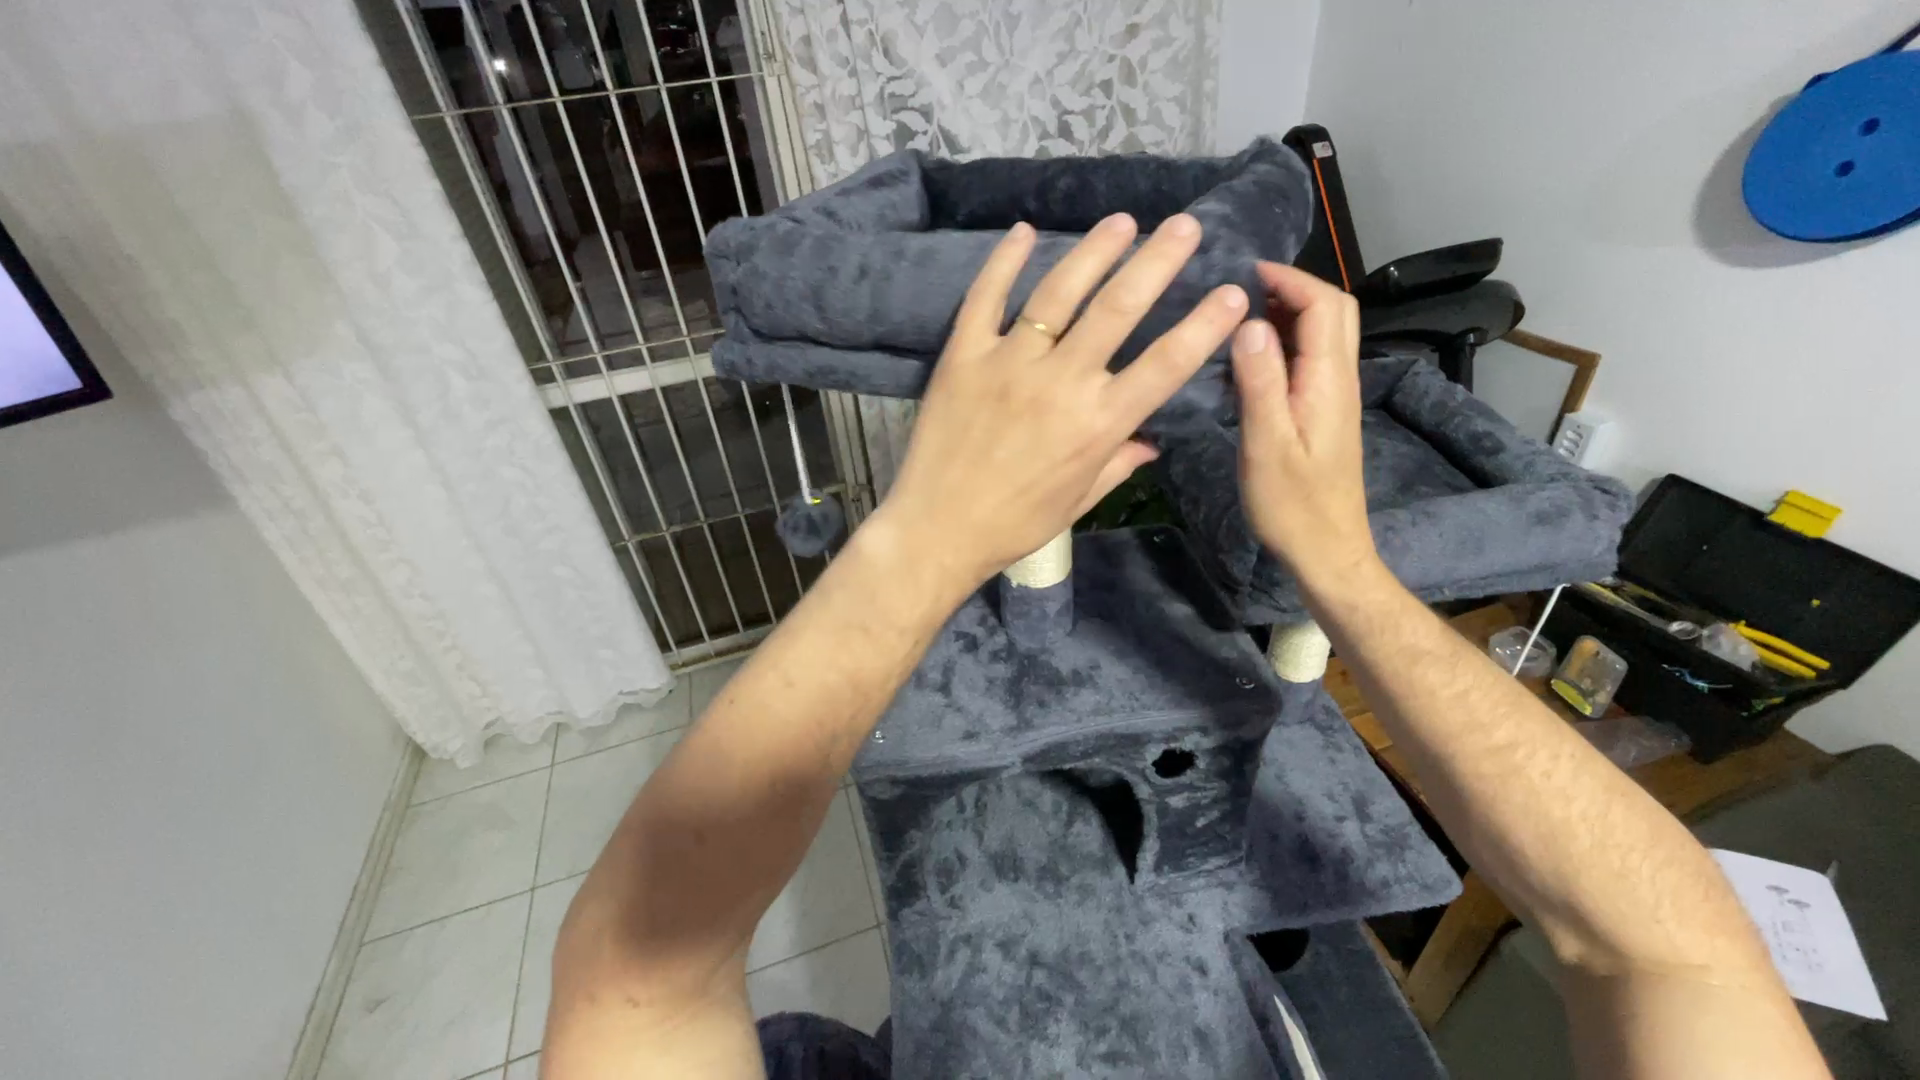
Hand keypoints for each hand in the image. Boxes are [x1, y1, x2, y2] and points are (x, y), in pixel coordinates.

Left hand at [872, 212, 1248, 587]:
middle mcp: (1061, 383)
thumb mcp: (1078, 503)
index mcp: (1098, 424)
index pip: (1166, 364)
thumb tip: (1150, 441)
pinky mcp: (964, 356)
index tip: (1232, 293)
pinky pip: (986, 299)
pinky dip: (1004, 262)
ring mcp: (1009, 364)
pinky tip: (1023, 231)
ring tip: (1123, 221)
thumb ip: (1117, 465)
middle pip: (1119, 309)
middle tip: (1186, 225)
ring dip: (1095, 251)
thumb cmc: (1015, 525)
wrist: (938, 529)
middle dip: (1158, 261)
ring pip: (1059, 292)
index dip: (1204, 326)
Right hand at [1231, 261, 1377, 588]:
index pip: (1323, 306)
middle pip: (1332, 312)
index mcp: (1328, 381)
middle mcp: (1339, 380)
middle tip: (1240, 291)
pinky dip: (1283, 344)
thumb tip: (1247, 324)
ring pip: (1322, 335)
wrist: (1326, 550)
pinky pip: (1310, 360)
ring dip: (1287, 314)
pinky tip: (1247, 360)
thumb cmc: (1292, 505)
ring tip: (1236, 318)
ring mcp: (1333, 397)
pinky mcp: (1323, 413)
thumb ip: (1259, 382)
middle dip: (1292, 289)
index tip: (1243, 273)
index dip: (1288, 280)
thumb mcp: (1266, 444)